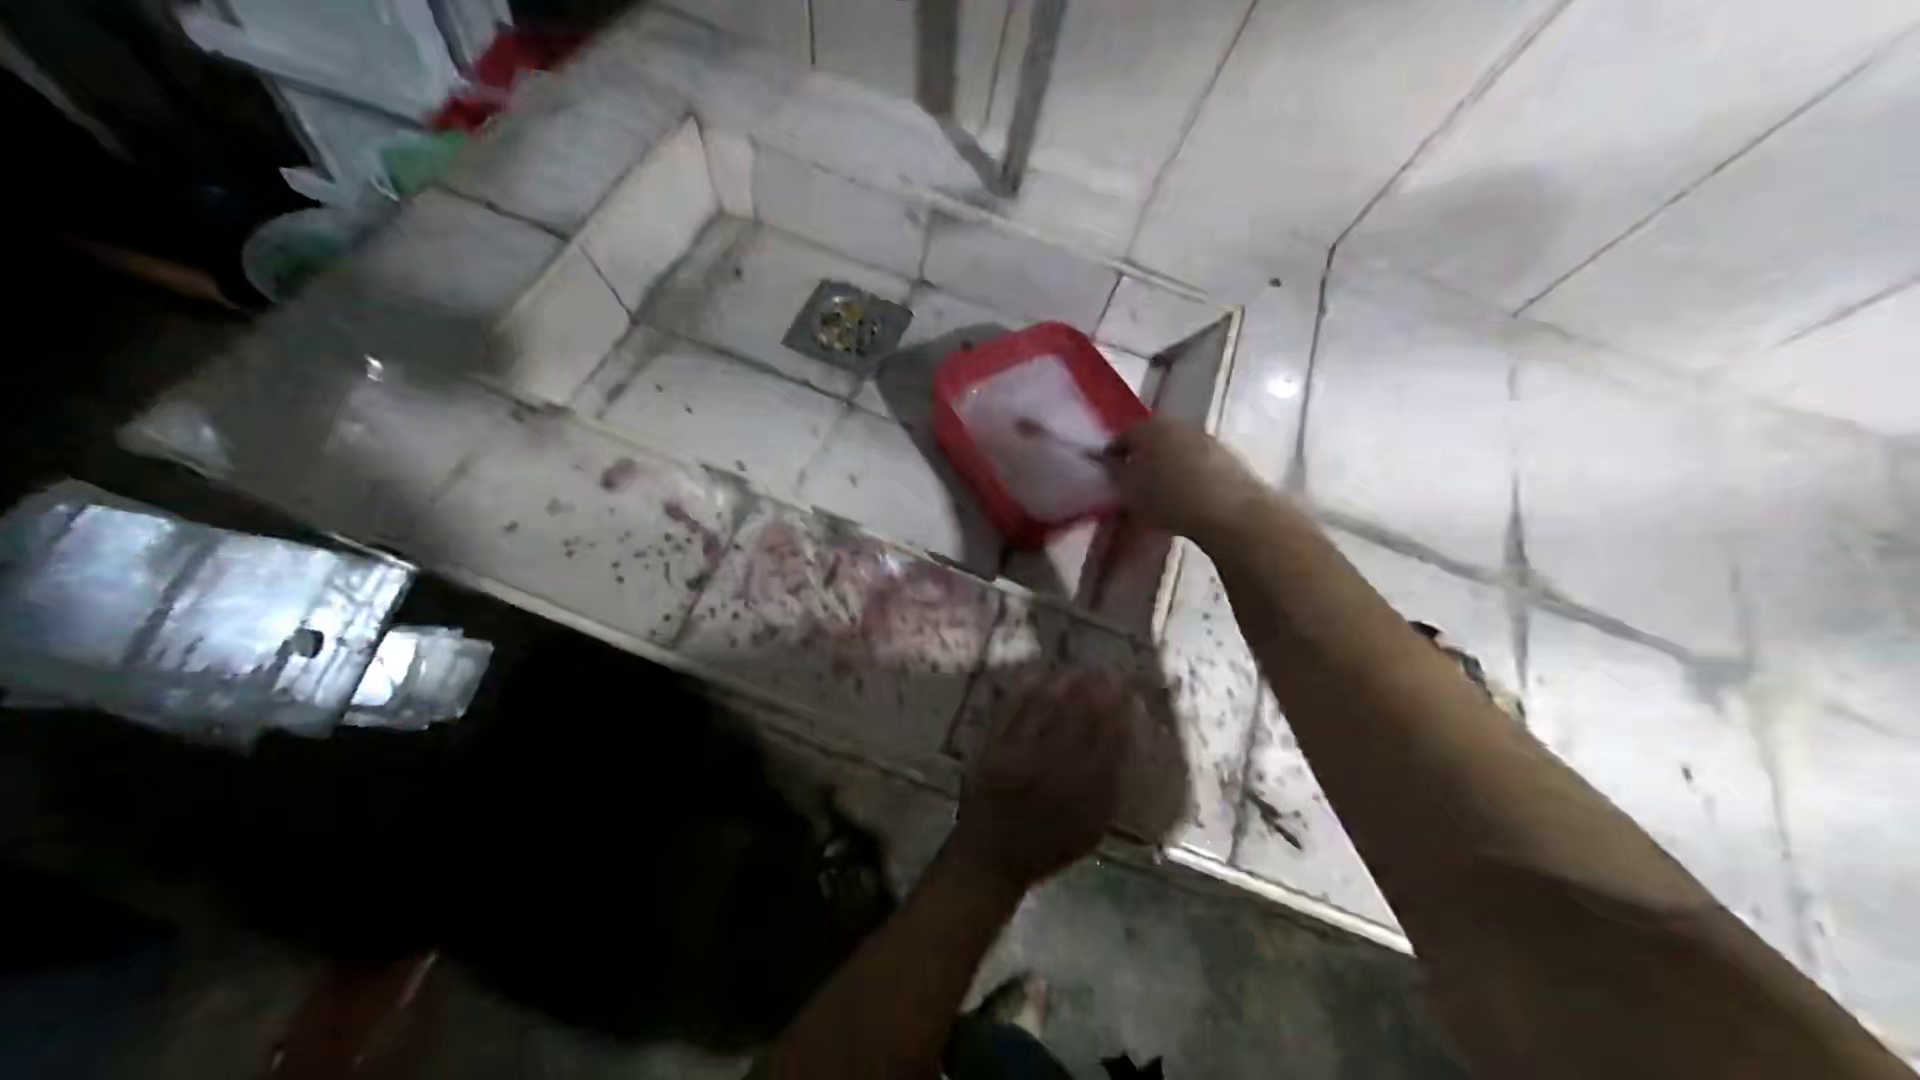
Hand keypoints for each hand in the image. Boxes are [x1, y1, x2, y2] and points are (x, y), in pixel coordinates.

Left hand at [949, 673, 1135, 890]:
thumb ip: (1110, 785)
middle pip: (1081, 715)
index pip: (1110, 738)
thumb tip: (1125, 739)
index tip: (1128, 692)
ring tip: (1081, 671)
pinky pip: (1013, 709)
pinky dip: (1030, 688)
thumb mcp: (1091, 827)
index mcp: (1082, 791)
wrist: (990, 858)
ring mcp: (1019, 753)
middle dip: (1098, 688)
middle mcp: (1053, 768)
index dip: (1121, 710)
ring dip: (1068, 683)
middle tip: (1109, 673)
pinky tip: (1043, 676)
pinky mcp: (992, 746)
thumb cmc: (1048, 846)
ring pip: (1048, 706)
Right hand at [1103, 417, 1267, 540]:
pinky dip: (1188, 473)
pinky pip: (1196, 461)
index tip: (1109, 477)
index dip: (1112, 457)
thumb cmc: (1170, 499)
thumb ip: (1114, 473)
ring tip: (1161, 492)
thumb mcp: (1130, 490)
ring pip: (1175, 448)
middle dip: (1141, 458)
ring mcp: (1204, 437)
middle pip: (1151, 439)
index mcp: (1148, 427)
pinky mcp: (1226, 455)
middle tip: (1134, 483)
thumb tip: (1109, 463)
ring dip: (1166, 465)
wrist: (1230, 511)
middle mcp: (1177, 424)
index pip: (1121, 437)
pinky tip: (1187, 495)